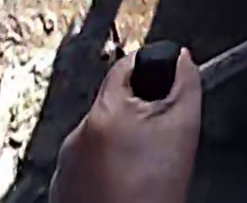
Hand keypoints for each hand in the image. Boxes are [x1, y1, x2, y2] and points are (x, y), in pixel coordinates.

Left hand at [51, 48, 201, 202]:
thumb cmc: (153, 196)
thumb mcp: (183, 128)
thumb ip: (186, 81)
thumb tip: (180, 57)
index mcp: (104, 111)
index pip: (126, 65)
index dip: (149, 70)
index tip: (162, 86)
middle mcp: (76, 135)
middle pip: (114, 102)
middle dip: (137, 113)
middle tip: (157, 137)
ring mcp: (64, 167)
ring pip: (100, 135)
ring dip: (119, 142)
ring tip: (140, 169)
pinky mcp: (60, 193)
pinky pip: (86, 165)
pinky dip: (104, 169)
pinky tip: (124, 186)